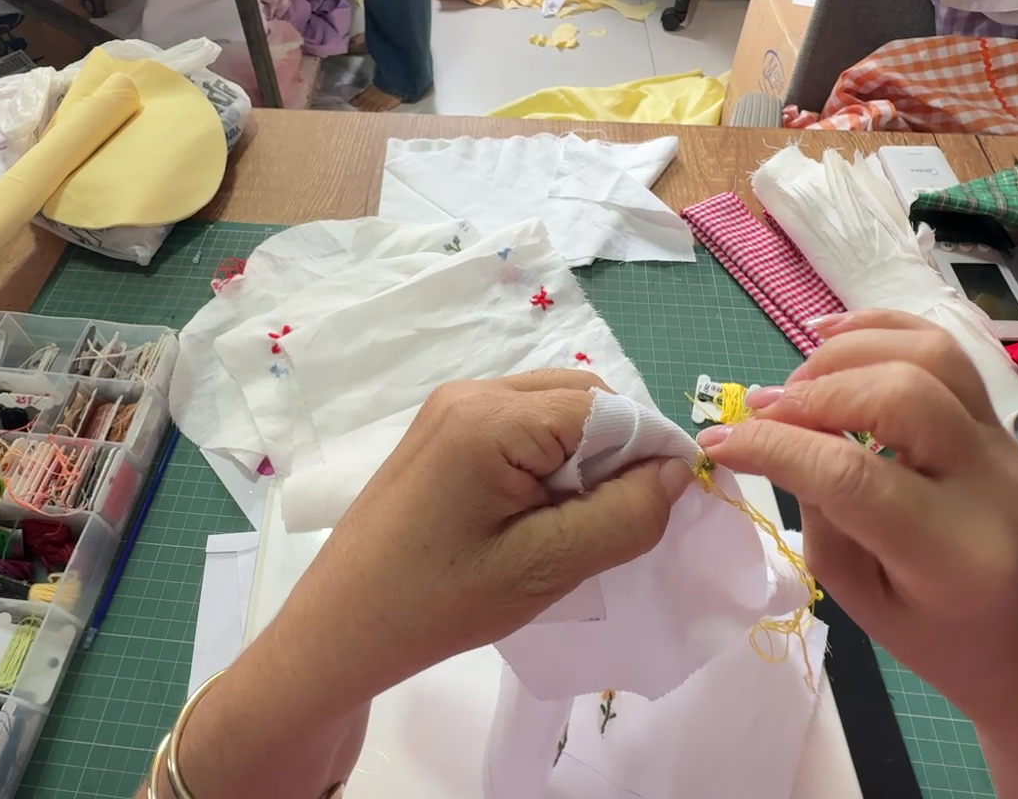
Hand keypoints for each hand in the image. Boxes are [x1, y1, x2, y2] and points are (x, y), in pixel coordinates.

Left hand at [280, 370, 694, 702]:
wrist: (341, 626)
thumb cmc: (437, 602)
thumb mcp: (544, 567)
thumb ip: (622, 515)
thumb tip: (676, 470)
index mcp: (490, 416)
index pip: (604, 408)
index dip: (648, 451)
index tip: (665, 507)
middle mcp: (470, 391)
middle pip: (579, 398)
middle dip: (615, 451)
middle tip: (613, 520)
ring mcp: (451, 405)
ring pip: (552, 408)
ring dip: (582, 455)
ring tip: (573, 521)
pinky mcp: (443, 427)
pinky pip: (519, 422)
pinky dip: (548, 455)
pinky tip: (538, 508)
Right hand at [699, 310, 1017, 726]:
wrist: (1014, 633)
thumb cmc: (924, 625)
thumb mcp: (848, 587)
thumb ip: (813, 503)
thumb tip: (767, 432)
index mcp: (952, 552)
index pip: (851, 475)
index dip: (774, 447)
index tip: (719, 442)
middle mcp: (990, 484)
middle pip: (899, 395)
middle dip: (811, 395)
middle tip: (763, 414)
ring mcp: (1001, 441)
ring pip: (926, 354)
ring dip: (841, 355)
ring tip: (797, 383)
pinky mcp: (994, 416)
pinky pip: (939, 344)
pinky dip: (874, 326)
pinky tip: (825, 334)